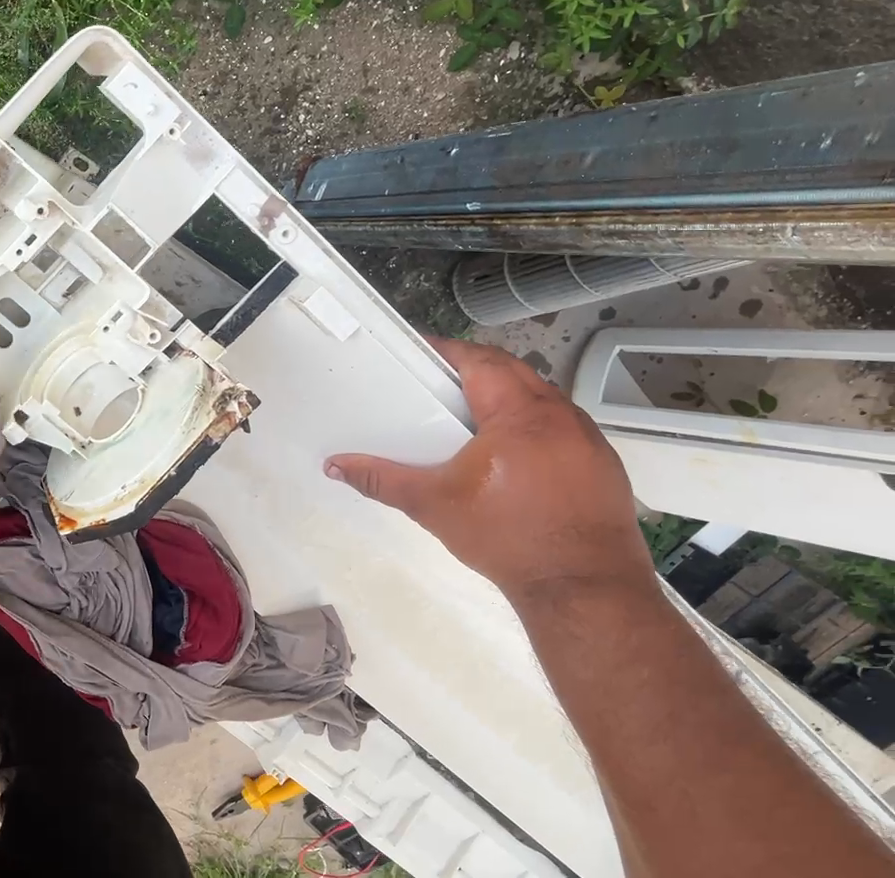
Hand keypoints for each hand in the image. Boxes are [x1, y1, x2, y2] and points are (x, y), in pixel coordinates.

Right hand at [324, 338, 652, 602]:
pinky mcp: (604, 464)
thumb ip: (381, 479)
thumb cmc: (506, 537)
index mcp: (519, 415)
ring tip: (471, 411)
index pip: (481, 361)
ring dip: (508, 393)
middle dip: (476, 368)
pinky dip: (534, 422)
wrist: (583, 588)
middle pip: (514, 371)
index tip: (421, 352)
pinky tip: (512, 450)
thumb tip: (335, 466)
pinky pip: (563, 424)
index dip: (449, 350)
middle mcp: (560, 417)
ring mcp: (588, 439)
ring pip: (542, 397)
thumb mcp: (432, 504)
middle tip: (438, 379)